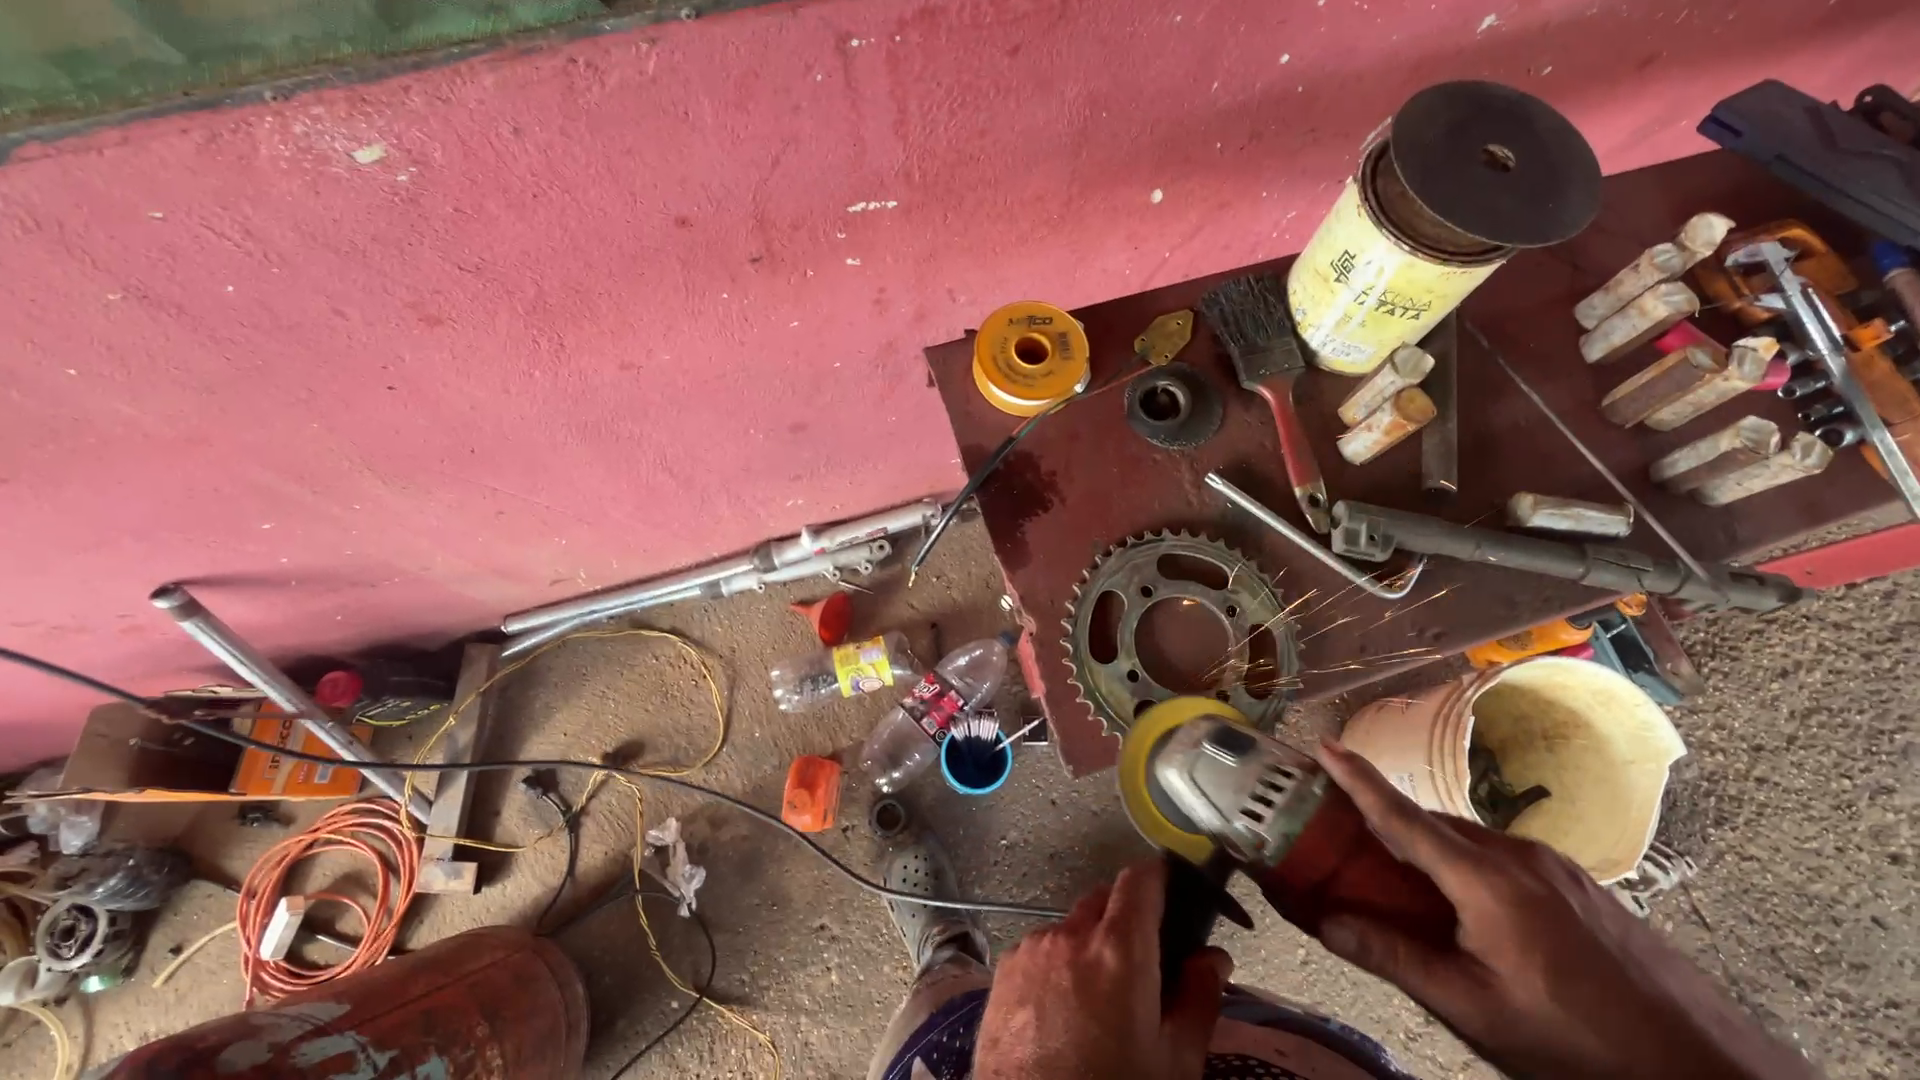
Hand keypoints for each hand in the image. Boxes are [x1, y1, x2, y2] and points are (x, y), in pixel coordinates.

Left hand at [974, 858, 1230, 1079]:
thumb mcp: (1175, 1061)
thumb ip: (1199, 998)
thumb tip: (1213, 957)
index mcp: (1119, 949)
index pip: (1140, 879)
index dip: (1159, 878)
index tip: (1172, 889)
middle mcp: (1071, 934)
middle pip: (1104, 899)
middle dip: (1125, 918)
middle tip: (1142, 963)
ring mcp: (1032, 948)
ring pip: (1070, 926)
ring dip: (1088, 944)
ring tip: (1097, 997)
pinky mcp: (1004, 969)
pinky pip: (1041, 949)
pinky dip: (1057, 964)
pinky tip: (1060, 1009)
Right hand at [1314, 740, 1815, 1079]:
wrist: (1700, 1067)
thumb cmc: (1574, 1040)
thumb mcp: (1472, 1009)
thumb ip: (1395, 958)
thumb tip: (1325, 922)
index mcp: (1485, 881)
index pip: (1404, 817)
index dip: (1357, 780)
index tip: (1323, 744)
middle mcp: (1518, 857)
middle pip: (1432, 826)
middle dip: (1384, 824)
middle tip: (1342, 838)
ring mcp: (1553, 867)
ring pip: (1467, 843)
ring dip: (1425, 850)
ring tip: (1400, 884)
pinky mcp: (1577, 885)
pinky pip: (1499, 859)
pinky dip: (1463, 867)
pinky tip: (1464, 909)